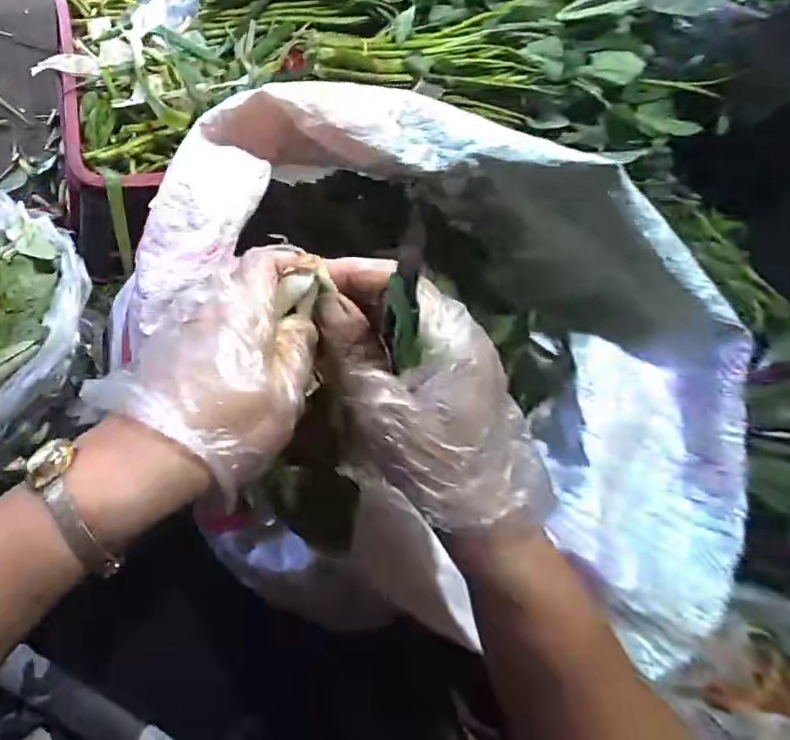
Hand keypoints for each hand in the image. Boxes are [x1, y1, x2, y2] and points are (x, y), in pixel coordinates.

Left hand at [81, 247, 324, 502]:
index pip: (264, 258)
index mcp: (240, 303)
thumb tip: (301, 317)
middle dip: (272, 288)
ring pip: (223, 298)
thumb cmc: (230, 423)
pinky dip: (226, 326)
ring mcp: (182, 318)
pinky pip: (205, 318)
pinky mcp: (166, 339)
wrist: (154, 450)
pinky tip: (237, 357)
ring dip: (248, 310)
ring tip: (270, 341)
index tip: (314, 284)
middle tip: (297, 318)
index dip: (292, 264)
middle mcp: (207, 299)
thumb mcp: (284, 392)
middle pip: (242, 275)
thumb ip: (297, 345)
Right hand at [317, 257, 553, 533]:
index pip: (395, 277)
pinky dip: (372, 335)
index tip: (309, 276)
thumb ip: (350, 344)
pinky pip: (404, 338)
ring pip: (399, 315)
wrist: (484, 519)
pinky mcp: (449, 372)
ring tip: (316, 318)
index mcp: (447, 331)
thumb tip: (324, 297)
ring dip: (358, 313)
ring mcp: (455, 352)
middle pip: (397, 292)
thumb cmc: (429, 457)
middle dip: (349, 290)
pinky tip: (344, 346)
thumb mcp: (378, 400)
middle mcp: (457, 331)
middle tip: (304, 297)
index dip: (350, 270)